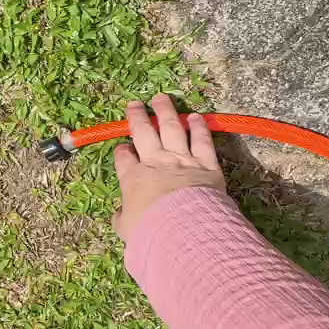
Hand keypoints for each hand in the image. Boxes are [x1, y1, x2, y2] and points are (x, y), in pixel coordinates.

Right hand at [112, 94, 224, 239]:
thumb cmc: (150, 230)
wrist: (183, 228)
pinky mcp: (206, 164)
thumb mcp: (126, 228)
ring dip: (166, 112)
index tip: (122, 147)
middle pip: (144, 133)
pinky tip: (195, 117)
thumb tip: (122, 215)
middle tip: (135, 104)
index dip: (122, 151)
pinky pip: (202, 141)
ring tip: (162, 98)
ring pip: (172, 129)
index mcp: (133, 177)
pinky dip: (198, 127)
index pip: (124, 158)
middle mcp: (156, 162)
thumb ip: (123, 217)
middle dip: (138, 117)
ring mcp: (182, 160)